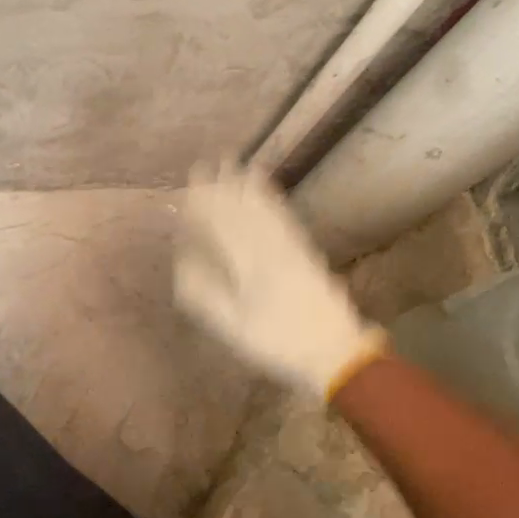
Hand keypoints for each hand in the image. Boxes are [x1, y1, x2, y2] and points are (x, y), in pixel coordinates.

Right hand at [174, 161, 386, 397]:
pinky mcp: (306, 255)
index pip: (222, 225)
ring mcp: (292, 249)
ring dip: (247, 187)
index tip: (188, 185)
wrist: (335, 352)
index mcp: (250, 265)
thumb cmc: (278, 344)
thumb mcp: (234, 328)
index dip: (204, 204)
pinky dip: (273, 201)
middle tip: (206, 164)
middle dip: (223, 187)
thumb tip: (183, 264)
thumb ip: (205, 295)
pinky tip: (268, 191)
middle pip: (243, 211)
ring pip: (265, 210)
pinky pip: (285, 219)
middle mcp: (271, 249)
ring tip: (234, 166)